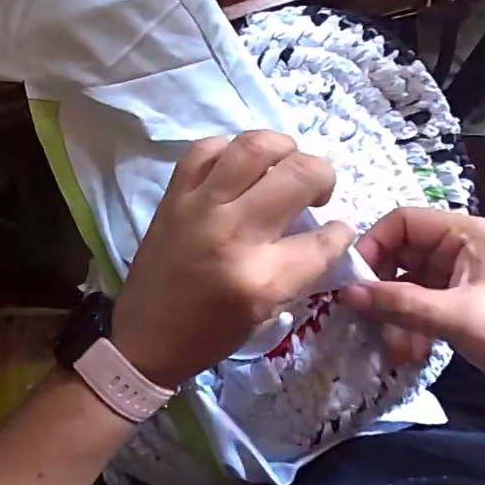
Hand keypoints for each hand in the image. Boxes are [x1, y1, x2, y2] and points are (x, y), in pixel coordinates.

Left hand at [111, 131, 355, 388]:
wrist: (144, 338)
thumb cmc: (209, 334)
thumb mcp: (266, 313)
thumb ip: (300, 270)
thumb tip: (326, 231)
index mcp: (261, 279)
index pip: (323, 240)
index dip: (340, 233)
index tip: (336, 229)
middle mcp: (233, 234)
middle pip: (298, 175)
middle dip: (323, 176)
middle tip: (315, 191)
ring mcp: (200, 208)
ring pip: (254, 147)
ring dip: (283, 147)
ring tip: (284, 164)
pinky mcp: (174, 196)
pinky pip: (206, 149)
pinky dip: (231, 148)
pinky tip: (239, 165)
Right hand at [337, 207, 484, 433]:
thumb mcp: (457, 317)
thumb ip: (399, 303)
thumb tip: (346, 293)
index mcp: (469, 233)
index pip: (404, 221)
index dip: (374, 244)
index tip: (353, 279)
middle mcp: (464, 249)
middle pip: (403, 255)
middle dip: (383, 288)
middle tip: (365, 318)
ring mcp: (464, 280)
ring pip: (409, 286)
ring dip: (395, 314)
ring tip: (393, 348)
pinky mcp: (464, 308)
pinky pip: (423, 308)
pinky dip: (410, 327)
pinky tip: (407, 354)